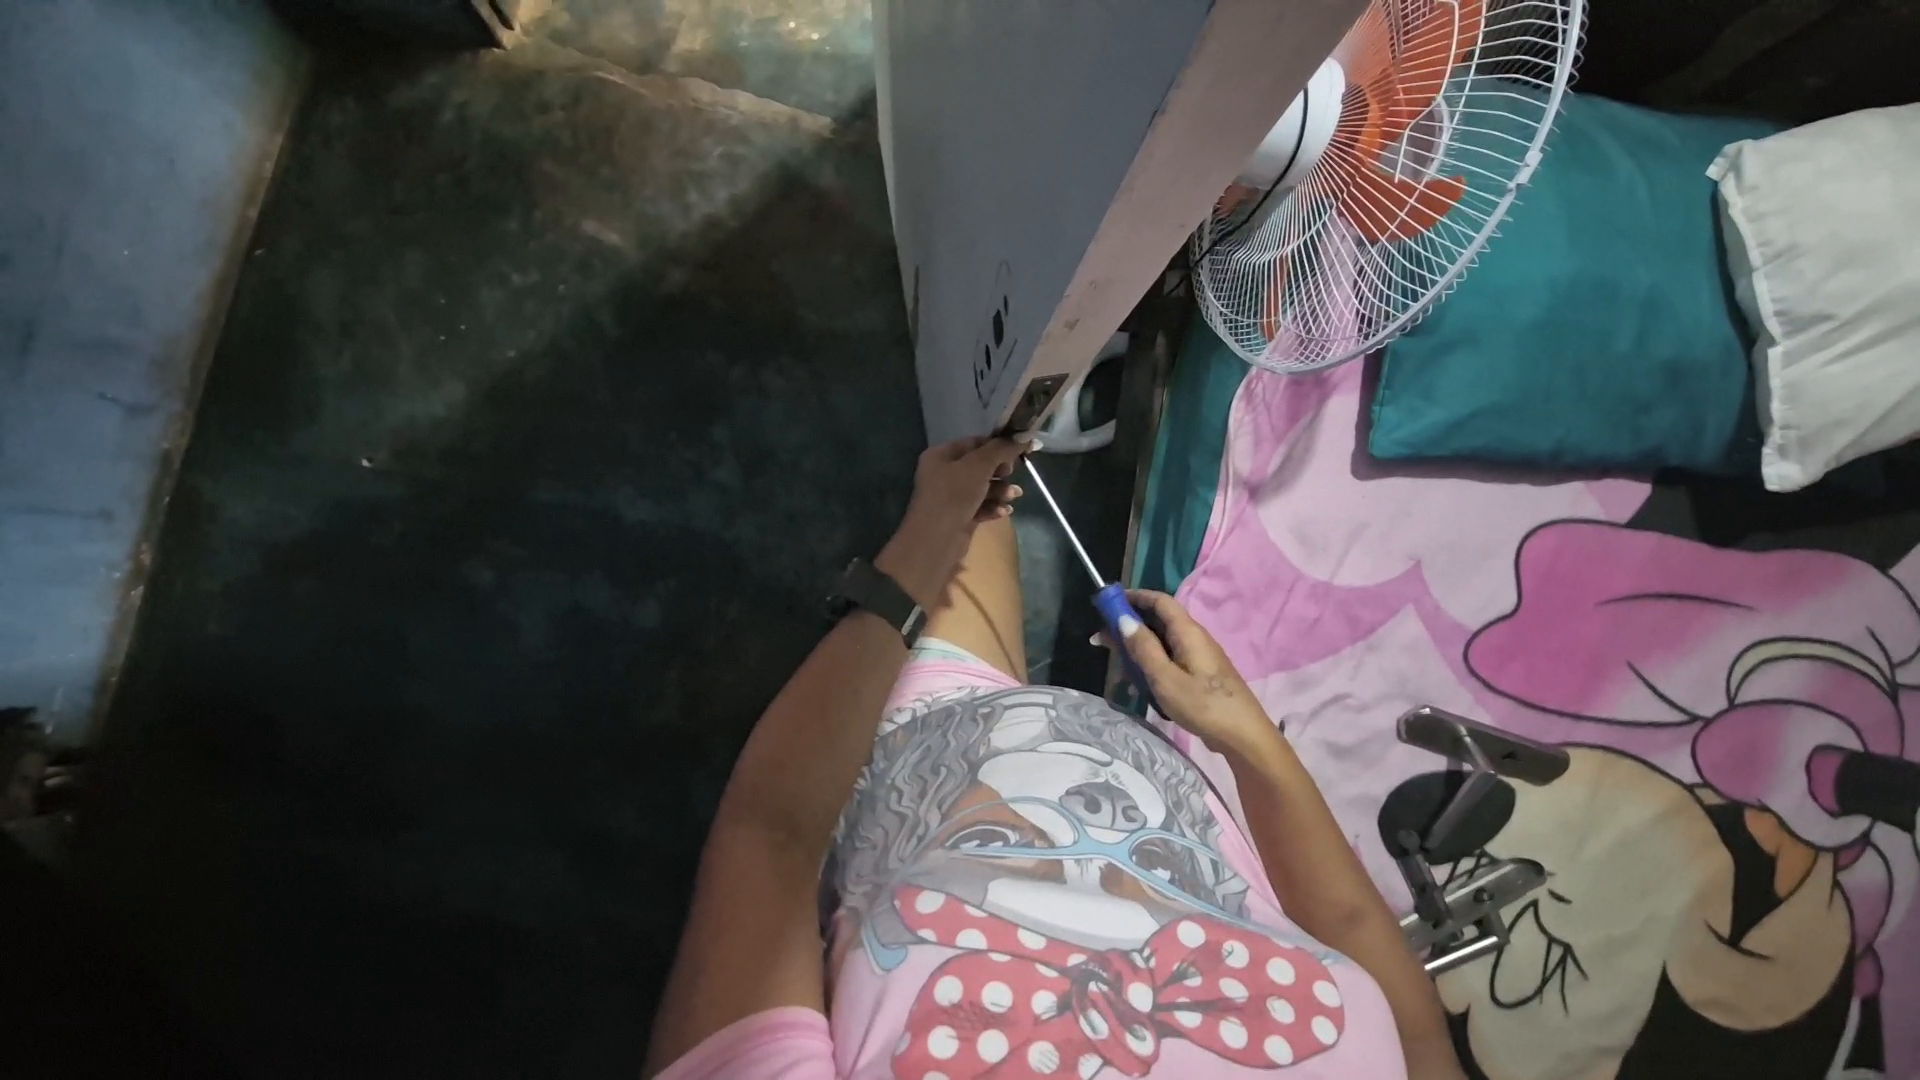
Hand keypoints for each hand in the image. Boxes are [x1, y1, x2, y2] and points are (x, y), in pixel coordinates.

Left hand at [875, 436, 1029, 605]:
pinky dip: (993, 507)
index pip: (975, 442)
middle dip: (1001, 471)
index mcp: (941, 455)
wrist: (936, 540)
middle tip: (1013, 474)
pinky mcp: (960, 517)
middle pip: (980, 465)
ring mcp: (951, 497)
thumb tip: (1024, 436)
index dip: (998, 445)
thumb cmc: (954, 495)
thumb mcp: (978, 466)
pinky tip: (1004, 511)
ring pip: (983, 487)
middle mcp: (944, 473)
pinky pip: (981, 506)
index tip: (1021, 449)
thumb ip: (1001, 449)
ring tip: (1012, 497)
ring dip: (1001, 490)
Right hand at [1102, 589, 1279, 757]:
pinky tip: (1139, 683)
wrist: (1243, 736)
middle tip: (1102, 640)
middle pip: (1159, 621)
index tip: (1108, 602)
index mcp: (1188, 632)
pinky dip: (1151, 664)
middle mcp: (1194, 638)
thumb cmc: (1203, 705)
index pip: (1160, 601)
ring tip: (1117, 666)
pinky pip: (1170, 659)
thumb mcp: (1165, 678)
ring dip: (1138, 648)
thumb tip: (1123, 619)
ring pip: (1163, 642)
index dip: (1134, 597)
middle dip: (1130, 626)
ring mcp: (1199, 656)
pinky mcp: (1200, 674)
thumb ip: (1144, 648)